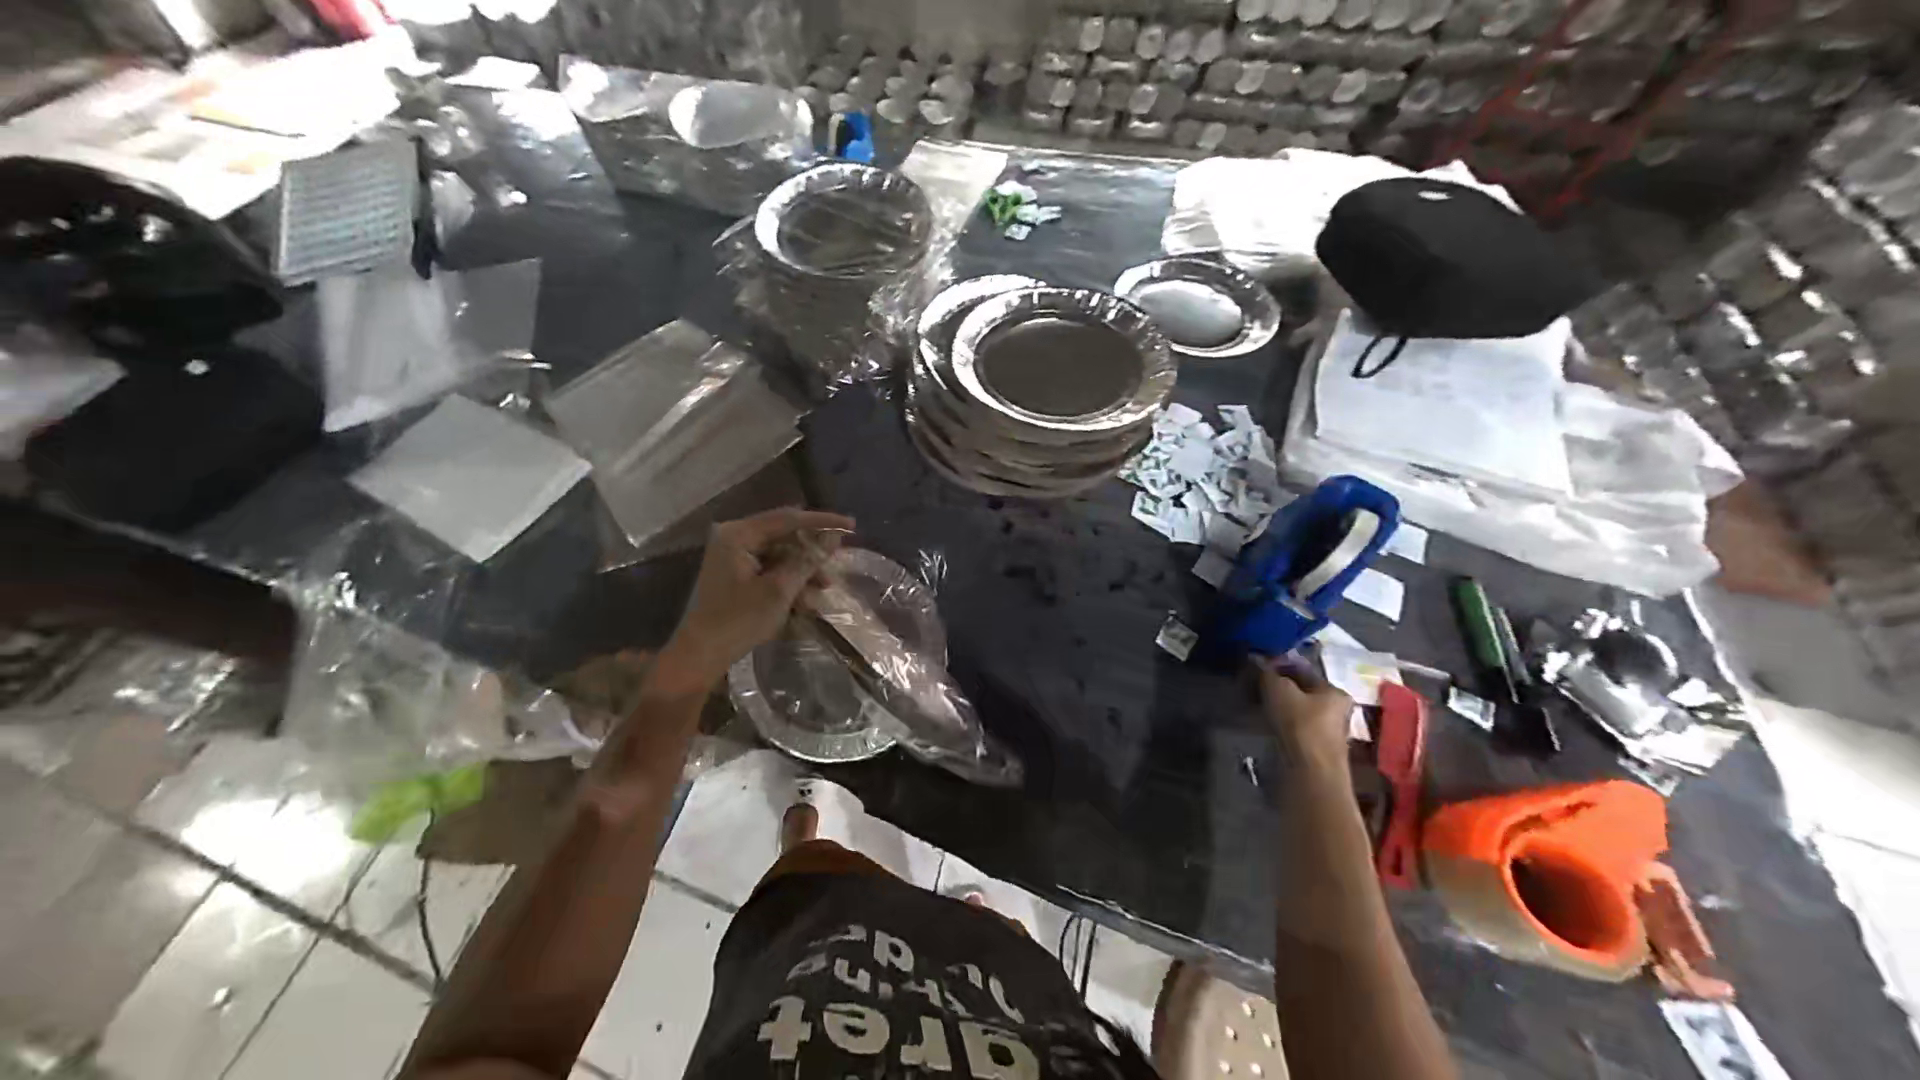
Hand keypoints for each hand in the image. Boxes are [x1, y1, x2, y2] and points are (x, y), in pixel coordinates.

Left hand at [654, 507, 856, 693]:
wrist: (701, 655)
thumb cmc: (739, 621)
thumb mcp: (780, 589)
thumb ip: (808, 559)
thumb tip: (834, 537)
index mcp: (739, 534)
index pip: (789, 518)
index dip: (823, 521)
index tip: (852, 526)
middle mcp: (734, 537)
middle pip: (785, 535)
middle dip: (812, 551)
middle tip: (837, 562)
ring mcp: (733, 555)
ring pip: (780, 554)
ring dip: (803, 570)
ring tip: (822, 590)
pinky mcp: (736, 573)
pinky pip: (770, 568)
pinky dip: (788, 581)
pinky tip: (805, 601)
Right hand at [1257, 651, 1353, 779]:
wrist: (1311, 772)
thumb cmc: (1300, 724)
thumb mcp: (1278, 690)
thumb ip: (1268, 672)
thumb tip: (1256, 658)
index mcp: (1335, 691)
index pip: (1304, 670)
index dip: (1279, 665)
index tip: (1257, 666)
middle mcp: (1338, 709)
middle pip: (1303, 691)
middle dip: (1279, 687)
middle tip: (1255, 685)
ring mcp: (1329, 731)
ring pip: (1299, 710)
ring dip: (1279, 706)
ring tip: (1256, 704)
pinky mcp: (1317, 750)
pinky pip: (1296, 727)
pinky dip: (1281, 722)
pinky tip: (1266, 723)